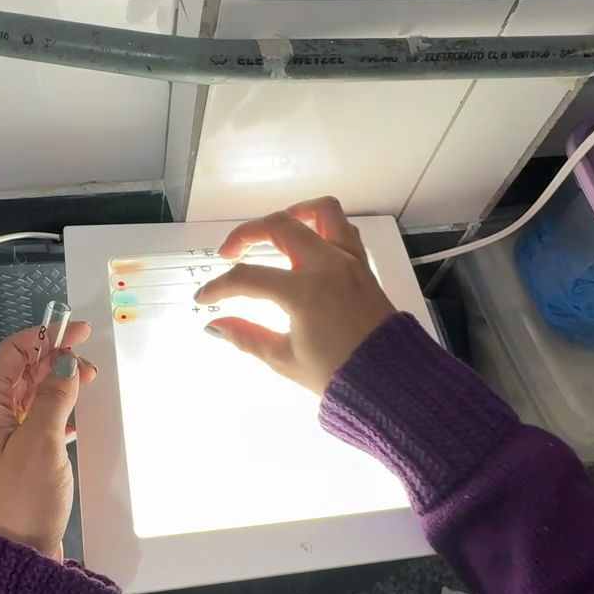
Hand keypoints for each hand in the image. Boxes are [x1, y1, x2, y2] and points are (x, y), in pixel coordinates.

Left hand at [0, 321, 96, 558]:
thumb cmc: (20, 500)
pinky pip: (33, 423)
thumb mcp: (40, 443)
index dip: (46, 336)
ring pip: (28, 398)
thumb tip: (64, 363)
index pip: (11, 353)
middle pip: (19, 373)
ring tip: (87, 385)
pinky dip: (54, 412)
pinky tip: (74, 419)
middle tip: (88, 365)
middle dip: (53, 360)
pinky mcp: (12, 463)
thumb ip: (53, 397)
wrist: (8, 563)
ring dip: (56, 385)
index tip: (81, 333)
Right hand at [195, 197, 396, 394]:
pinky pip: (343, 228)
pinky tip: (306, 242)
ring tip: (272, 231)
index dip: (219, 286)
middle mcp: (327, 265)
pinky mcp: (362, 265)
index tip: (204, 298)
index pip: (247, 277)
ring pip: (320, 211)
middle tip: (229, 253)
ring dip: (291, 214)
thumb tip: (213, 325)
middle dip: (245, 234)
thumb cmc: (337, 374)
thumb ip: (245, 336)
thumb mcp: (284, 359)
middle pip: (278, 225)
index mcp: (303, 291)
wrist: (389, 381)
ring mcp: (348, 260)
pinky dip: (321, 226)